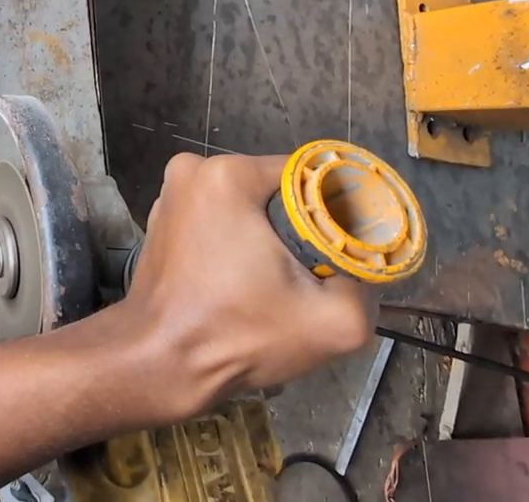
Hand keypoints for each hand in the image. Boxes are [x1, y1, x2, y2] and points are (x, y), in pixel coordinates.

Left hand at [117, 152, 376, 418]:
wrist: (161, 358)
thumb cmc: (240, 332)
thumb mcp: (333, 322)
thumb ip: (367, 285)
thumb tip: (368, 269)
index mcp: (226, 175)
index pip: (304, 173)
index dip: (335, 206)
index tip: (349, 244)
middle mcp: (191, 170)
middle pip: (272, 188)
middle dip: (299, 224)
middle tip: (317, 268)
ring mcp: (170, 194)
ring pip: (244, 205)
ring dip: (266, 234)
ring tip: (281, 279)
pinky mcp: (161, 219)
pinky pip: (215, 218)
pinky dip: (235, 240)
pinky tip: (245, 278)